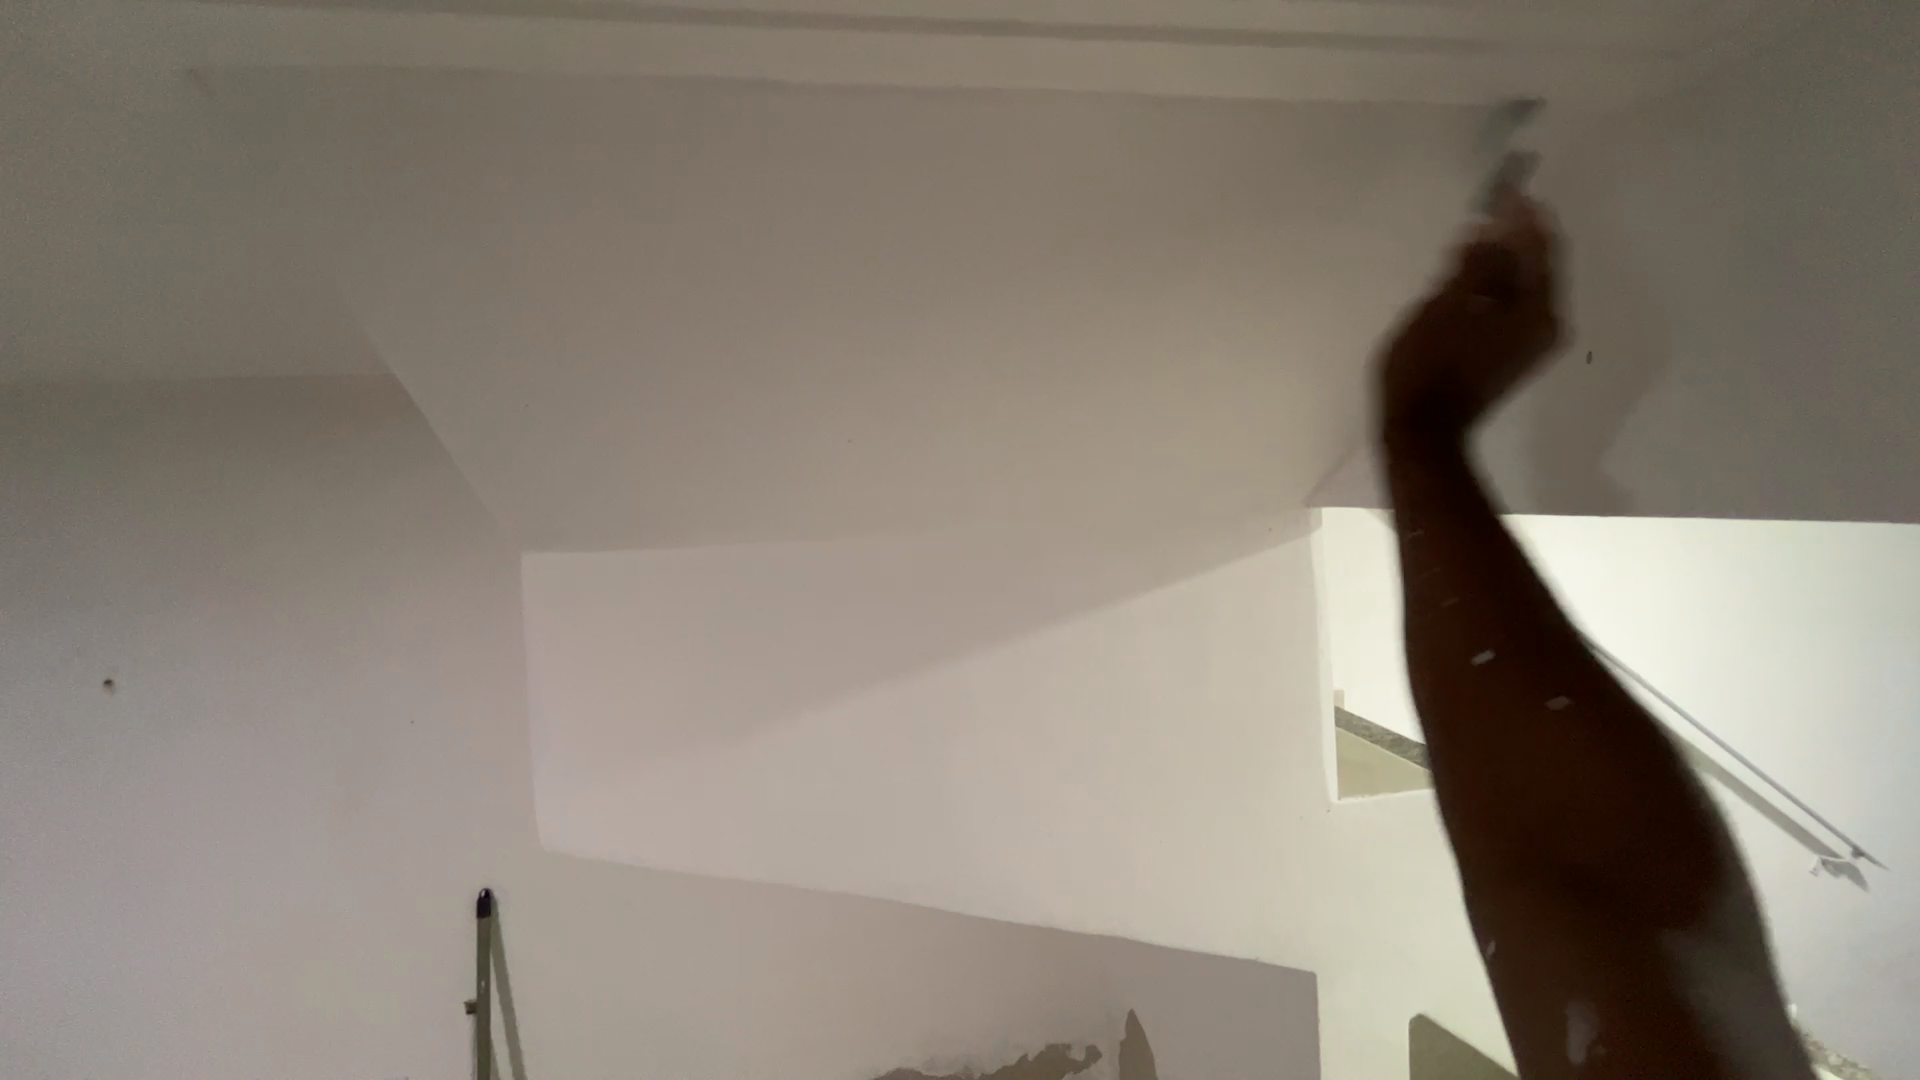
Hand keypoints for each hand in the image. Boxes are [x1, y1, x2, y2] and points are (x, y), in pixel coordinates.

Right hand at [1376, 190, 1562, 448]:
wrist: (1420, 431)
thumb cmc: (1426, 369)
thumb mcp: (1443, 309)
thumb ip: (1471, 268)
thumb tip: (1487, 232)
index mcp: (1537, 310)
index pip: (1540, 247)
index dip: (1523, 216)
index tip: (1505, 190)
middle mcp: (1545, 325)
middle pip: (1536, 268)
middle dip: (1512, 239)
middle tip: (1488, 214)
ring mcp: (1527, 346)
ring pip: (1520, 291)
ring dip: (1499, 266)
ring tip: (1470, 247)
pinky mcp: (1507, 360)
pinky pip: (1508, 311)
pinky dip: (1491, 292)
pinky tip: (1466, 285)